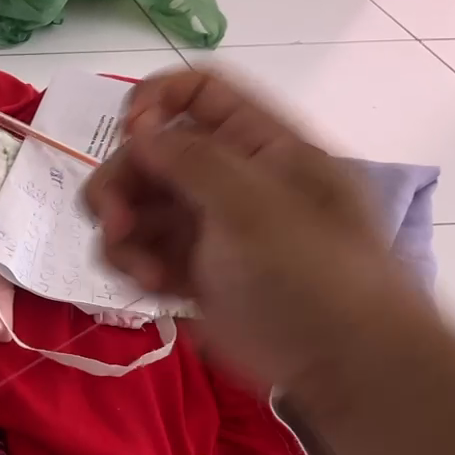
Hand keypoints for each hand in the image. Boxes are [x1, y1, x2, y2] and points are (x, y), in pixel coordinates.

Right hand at [83, 69, 431, 391]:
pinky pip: (132, 250)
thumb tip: (139, 130)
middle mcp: (224, 177)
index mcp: (258, 145)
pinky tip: (153, 288)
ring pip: (129, 206)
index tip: (127, 136)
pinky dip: (129, 265)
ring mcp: (201, 225)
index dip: (155, 102)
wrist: (335, 361)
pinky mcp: (182, 268)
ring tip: (141, 271)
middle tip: (118, 224)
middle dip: (120, 187)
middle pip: (145, 155)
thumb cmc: (310, 275)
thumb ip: (193, 161)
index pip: (199, 93)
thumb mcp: (254, 208)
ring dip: (120, 235)